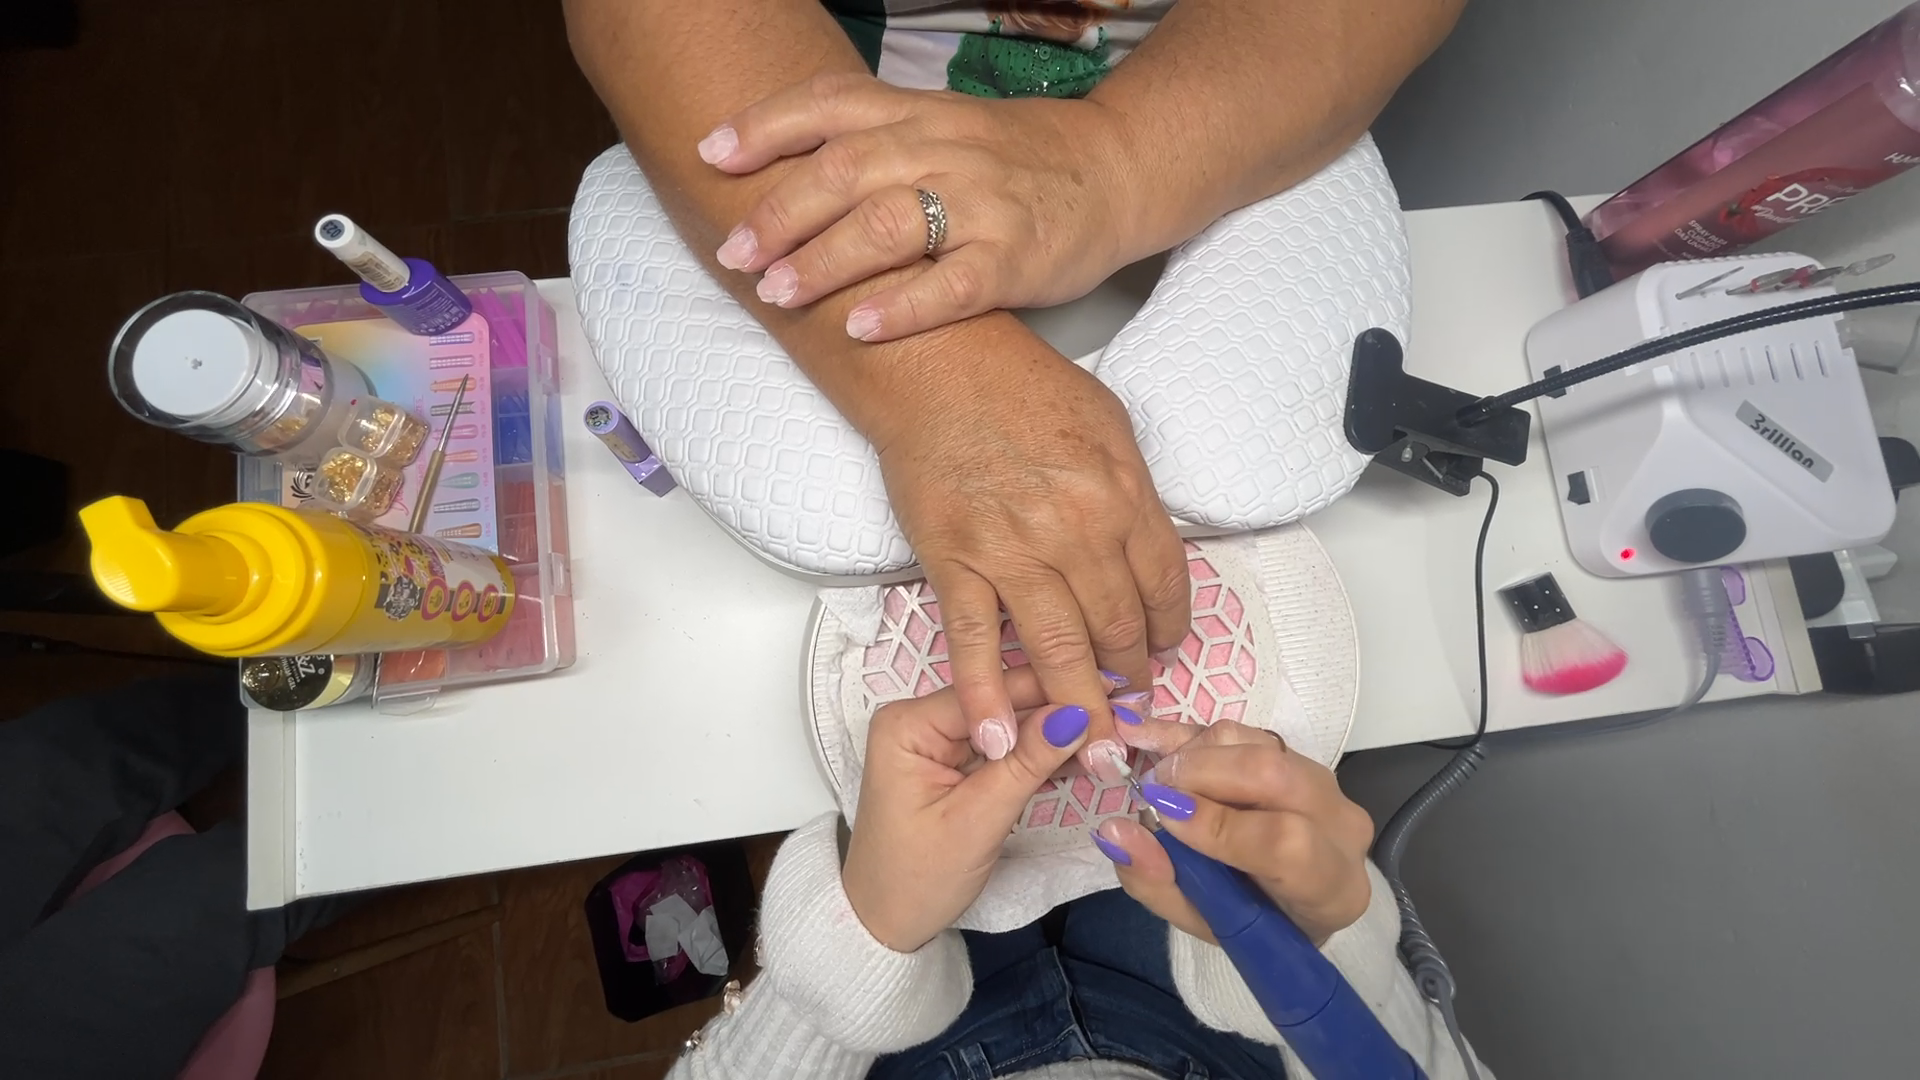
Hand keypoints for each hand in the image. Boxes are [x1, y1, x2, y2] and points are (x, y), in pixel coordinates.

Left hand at [698, 73, 1141, 340]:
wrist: (1112, 172)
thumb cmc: (1019, 161)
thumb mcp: (948, 127)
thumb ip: (883, 140)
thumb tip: (799, 171)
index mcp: (921, 114)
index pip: (830, 106)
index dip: (765, 127)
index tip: (713, 157)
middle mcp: (944, 150)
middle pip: (844, 174)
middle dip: (780, 214)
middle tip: (736, 254)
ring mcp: (981, 205)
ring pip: (888, 226)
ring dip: (824, 261)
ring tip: (779, 294)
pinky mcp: (1013, 260)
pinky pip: (949, 285)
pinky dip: (900, 307)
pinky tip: (859, 328)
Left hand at [843, 668, 1094, 951]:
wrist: (886, 926)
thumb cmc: (918, 879)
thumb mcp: (977, 821)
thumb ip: (1026, 763)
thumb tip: (1078, 712)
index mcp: (909, 722)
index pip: (990, 690)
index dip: (1052, 690)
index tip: (1112, 693)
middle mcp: (921, 716)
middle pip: (1001, 701)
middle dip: (1059, 711)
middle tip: (1123, 713)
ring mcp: (938, 736)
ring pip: (1008, 722)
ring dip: (1055, 731)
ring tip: (1113, 731)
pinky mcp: (954, 758)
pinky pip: (1003, 744)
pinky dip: (1038, 752)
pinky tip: (1081, 751)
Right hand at [873, 333, 1188, 780]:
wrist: (938, 368)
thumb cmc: (1023, 385)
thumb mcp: (1107, 422)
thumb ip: (1133, 489)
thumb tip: (1145, 546)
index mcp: (1121, 493)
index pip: (1163, 585)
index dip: (1170, 630)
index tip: (1166, 651)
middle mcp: (1074, 532)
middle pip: (1117, 629)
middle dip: (1130, 678)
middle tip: (1132, 707)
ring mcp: (1011, 553)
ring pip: (1058, 650)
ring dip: (1080, 708)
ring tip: (1093, 747)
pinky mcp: (955, 564)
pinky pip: (972, 642)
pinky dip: (986, 695)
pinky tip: (998, 740)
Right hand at [1096, 720, 1374, 944]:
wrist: (1287, 897)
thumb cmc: (1248, 919)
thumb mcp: (1200, 921)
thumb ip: (1156, 881)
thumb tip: (1113, 833)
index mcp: (1329, 887)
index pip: (1285, 842)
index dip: (1218, 824)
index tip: (1159, 812)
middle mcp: (1338, 825)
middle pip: (1273, 774)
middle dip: (1199, 771)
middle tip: (1150, 786)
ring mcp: (1322, 782)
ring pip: (1253, 743)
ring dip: (1192, 751)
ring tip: (1155, 774)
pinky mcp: (1293, 752)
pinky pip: (1239, 730)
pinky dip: (1188, 734)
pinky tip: (1149, 738)